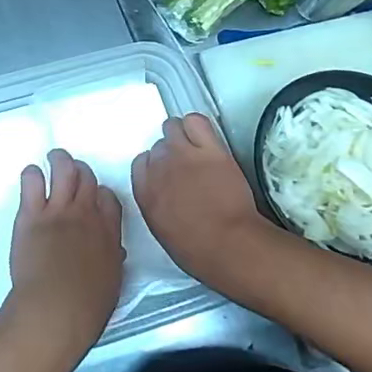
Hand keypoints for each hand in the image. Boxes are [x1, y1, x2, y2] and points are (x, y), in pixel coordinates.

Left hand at [4, 149, 123, 359]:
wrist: (55, 307)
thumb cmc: (86, 305)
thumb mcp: (111, 282)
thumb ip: (111, 260)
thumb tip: (113, 253)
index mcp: (108, 232)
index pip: (108, 198)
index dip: (100, 193)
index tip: (93, 196)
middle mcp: (85, 214)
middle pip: (87, 178)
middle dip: (80, 171)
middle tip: (72, 172)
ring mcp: (58, 210)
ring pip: (63, 169)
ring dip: (59, 159)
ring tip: (54, 157)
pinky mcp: (32, 213)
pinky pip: (32, 181)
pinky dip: (32, 174)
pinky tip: (31, 176)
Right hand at [132, 113, 280, 293]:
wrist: (230, 245)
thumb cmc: (197, 250)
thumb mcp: (162, 230)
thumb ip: (156, 204)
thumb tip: (163, 195)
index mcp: (145, 191)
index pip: (141, 163)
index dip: (154, 166)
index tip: (165, 173)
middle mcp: (159, 167)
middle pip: (158, 146)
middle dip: (169, 153)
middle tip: (186, 165)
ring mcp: (184, 154)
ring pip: (172, 126)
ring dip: (180, 134)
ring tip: (193, 144)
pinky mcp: (211, 149)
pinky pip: (197, 121)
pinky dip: (197, 124)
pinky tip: (204, 135)